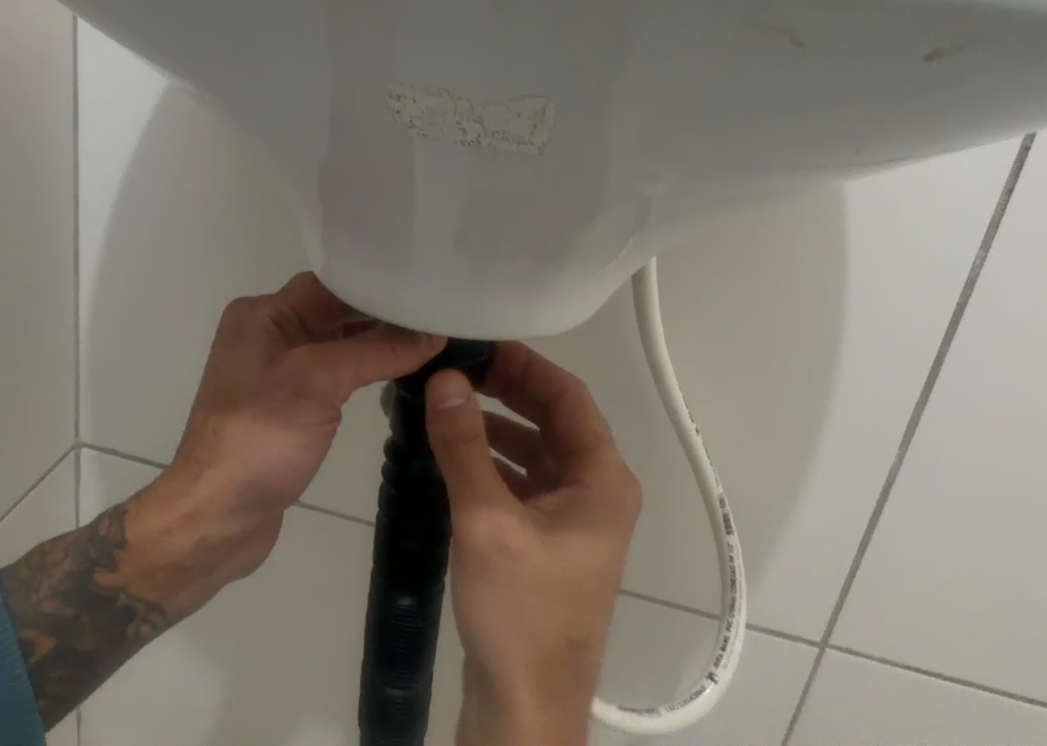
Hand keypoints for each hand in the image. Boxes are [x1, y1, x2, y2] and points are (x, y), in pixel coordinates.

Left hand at [152, 272, 444, 591]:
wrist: (217, 519)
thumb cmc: (259, 439)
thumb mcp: (318, 382)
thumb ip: (376, 351)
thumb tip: (433, 333)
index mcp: (261, 316)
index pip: (329, 283)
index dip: (376, 283)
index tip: (426, 283)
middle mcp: (267, 336)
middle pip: (335, 311)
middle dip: (382, 313)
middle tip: (439, 311)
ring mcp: (278, 374)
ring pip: (338, 345)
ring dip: (378, 343)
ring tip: (433, 337)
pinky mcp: (290, 408)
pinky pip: (335, 376)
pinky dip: (366, 371)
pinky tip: (403, 372)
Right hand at [426, 344, 641, 745]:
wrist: (525, 704)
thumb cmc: (519, 610)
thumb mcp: (487, 520)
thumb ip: (464, 445)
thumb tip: (444, 378)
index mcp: (603, 480)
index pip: (570, 397)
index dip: (526, 364)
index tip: (478, 341)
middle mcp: (597, 492)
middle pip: (554, 419)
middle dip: (507, 390)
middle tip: (455, 366)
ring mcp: (573, 519)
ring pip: (535, 450)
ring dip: (495, 424)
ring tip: (445, 400)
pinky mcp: (547, 541)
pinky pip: (522, 481)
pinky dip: (490, 460)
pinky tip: (451, 451)